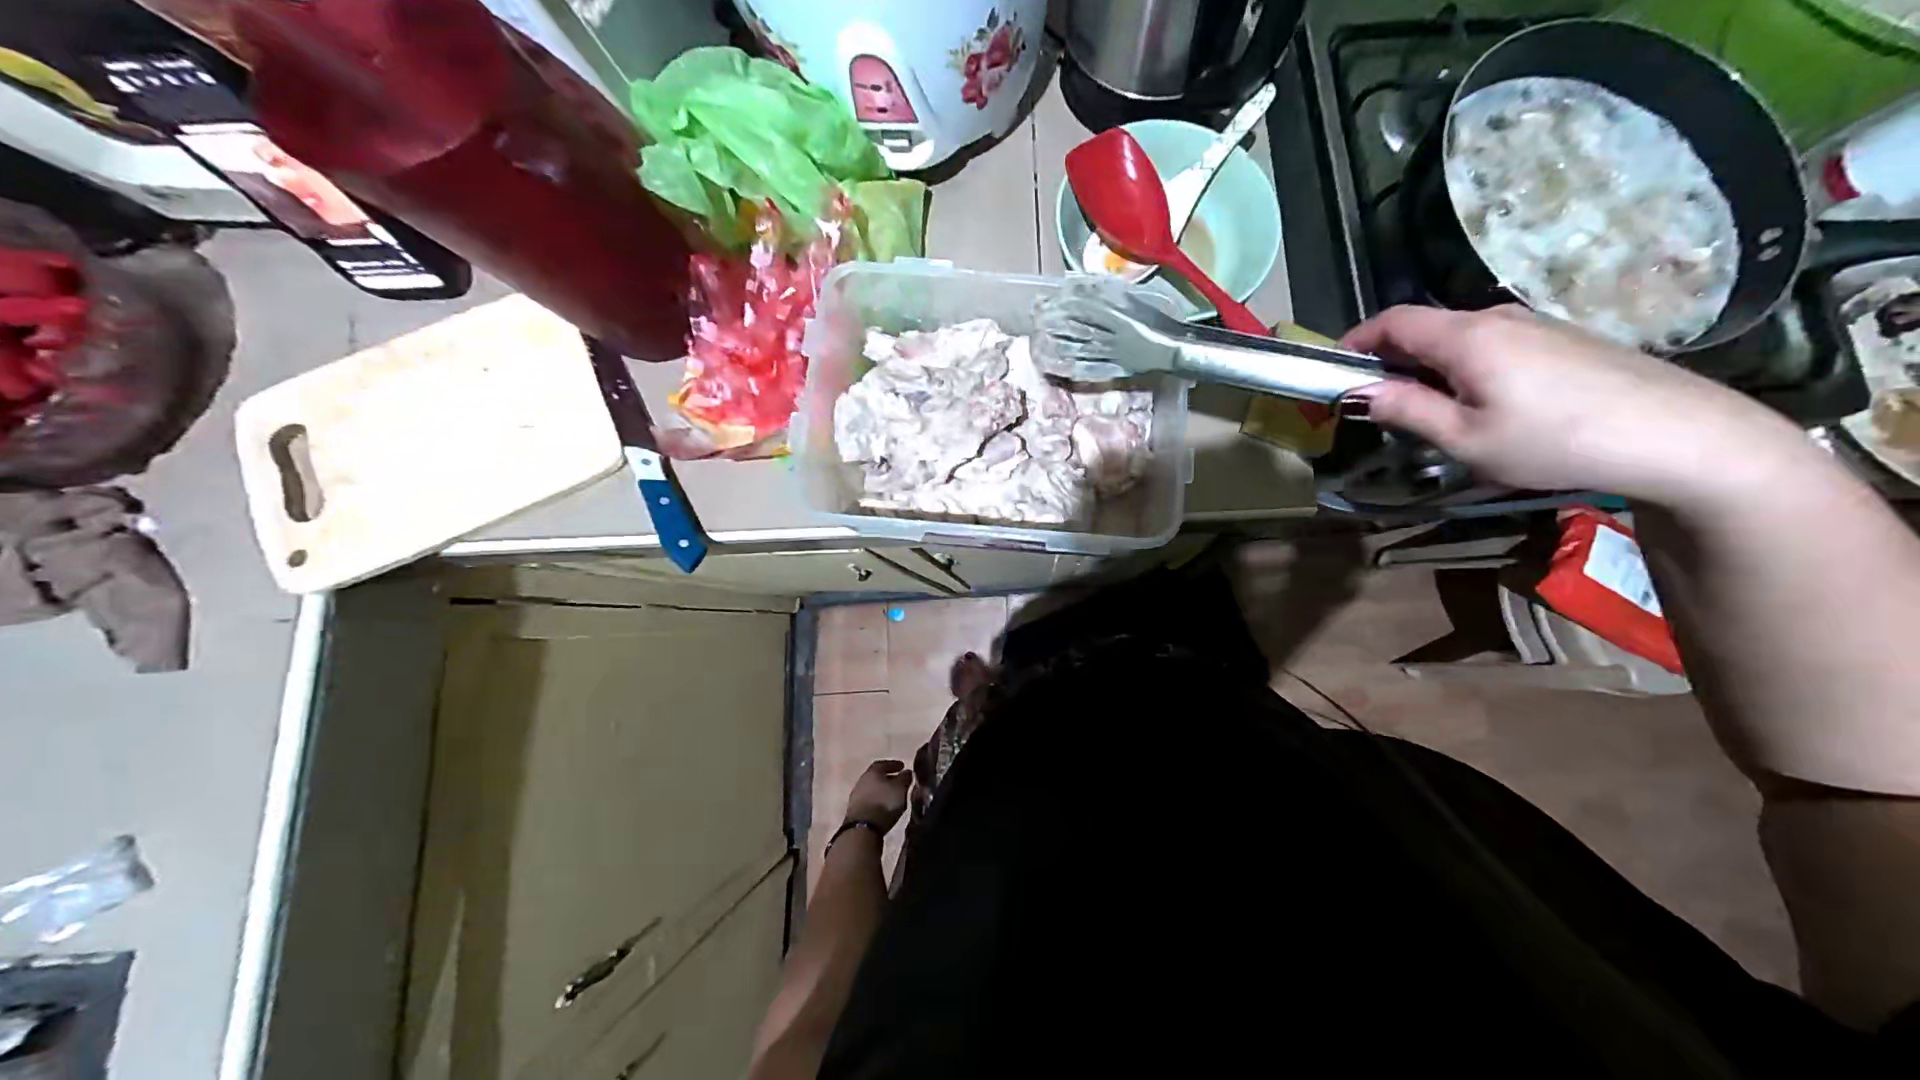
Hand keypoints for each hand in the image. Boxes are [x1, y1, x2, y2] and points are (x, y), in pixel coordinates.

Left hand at [844, 759, 909, 832]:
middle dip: (888, 778)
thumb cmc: (884, 803)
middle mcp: (862, 781)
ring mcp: (856, 796)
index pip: (883, 764)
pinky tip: (884, 807)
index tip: (902, 766)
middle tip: (899, 782)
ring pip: (872, 789)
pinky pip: (869, 801)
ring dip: (882, 791)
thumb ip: (904, 778)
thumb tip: (907, 772)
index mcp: (872, 772)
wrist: (863, 828)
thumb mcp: (900, 789)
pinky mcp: (855, 811)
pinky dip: (877, 802)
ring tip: (894, 796)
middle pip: (876, 777)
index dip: (893, 765)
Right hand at [1343, 305, 1817, 509]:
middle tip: (1373, 403)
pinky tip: (1479, 405)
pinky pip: (1492, 346)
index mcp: (1466, 336)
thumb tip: (1355, 394)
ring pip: (1459, 338)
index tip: (1333, 371)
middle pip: (1425, 327)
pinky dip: (1463, 368)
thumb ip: (1405, 409)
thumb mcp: (1465, 437)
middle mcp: (1498, 318)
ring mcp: (1536, 325)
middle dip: (1388, 358)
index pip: (1392, 320)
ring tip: (1424, 411)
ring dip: (1426, 366)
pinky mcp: (1563, 341)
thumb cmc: (1554, 440)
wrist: (1681, 436)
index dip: (1355, 340)